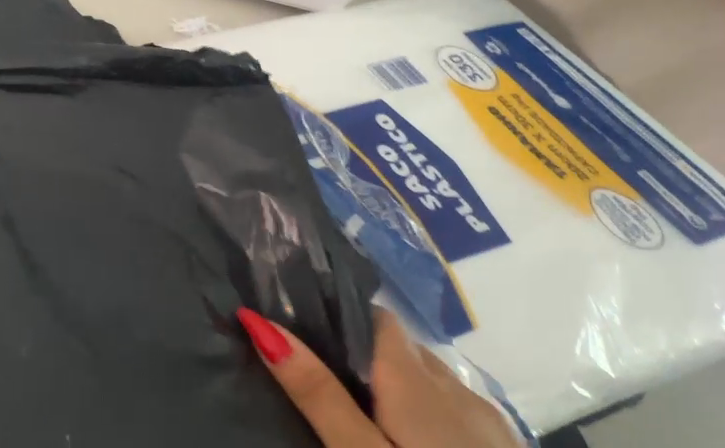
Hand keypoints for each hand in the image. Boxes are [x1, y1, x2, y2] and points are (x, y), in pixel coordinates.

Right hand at [239, 308, 522, 447]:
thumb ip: (317, 392)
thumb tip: (258, 319)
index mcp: (417, 379)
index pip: (376, 317)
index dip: (338, 317)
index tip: (301, 329)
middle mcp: (457, 388)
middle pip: (402, 351)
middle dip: (363, 357)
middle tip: (321, 380)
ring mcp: (492, 425)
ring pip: (433, 383)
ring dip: (399, 388)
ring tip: (363, 414)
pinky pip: (459, 414)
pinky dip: (429, 416)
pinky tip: (410, 443)